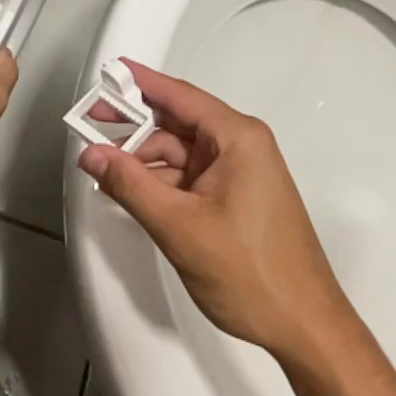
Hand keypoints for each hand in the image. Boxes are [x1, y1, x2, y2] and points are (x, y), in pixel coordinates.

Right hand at [75, 60, 349, 356]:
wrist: (304, 326)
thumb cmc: (252, 273)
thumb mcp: (179, 226)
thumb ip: (131, 185)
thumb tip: (93, 155)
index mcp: (238, 138)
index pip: (180, 95)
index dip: (141, 82)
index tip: (111, 70)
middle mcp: (243, 146)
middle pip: (179, 122)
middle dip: (135, 126)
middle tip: (91, 125)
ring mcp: (242, 172)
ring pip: (182, 152)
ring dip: (146, 160)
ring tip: (106, 170)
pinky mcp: (239, 197)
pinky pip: (193, 176)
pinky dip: (163, 181)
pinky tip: (135, 191)